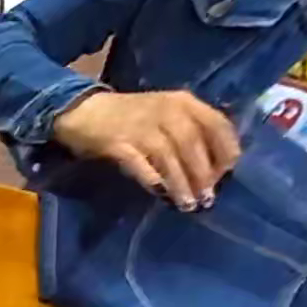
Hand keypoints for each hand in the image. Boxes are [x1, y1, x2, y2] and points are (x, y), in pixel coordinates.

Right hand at [52, 89, 240, 210]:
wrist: (81, 111)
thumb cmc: (126, 116)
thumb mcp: (163, 113)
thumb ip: (184, 131)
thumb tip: (206, 165)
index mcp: (182, 102)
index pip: (216, 124)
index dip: (225, 151)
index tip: (225, 175)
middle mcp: (166, 112)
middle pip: (192, 145)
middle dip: (202, 174)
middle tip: (206, 198)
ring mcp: (140, 128)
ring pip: (168, 157)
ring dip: (180, 183)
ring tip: (186, 204)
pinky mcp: (116, 144)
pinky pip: (139, 164)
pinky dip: (152, 178)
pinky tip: (159, 193)